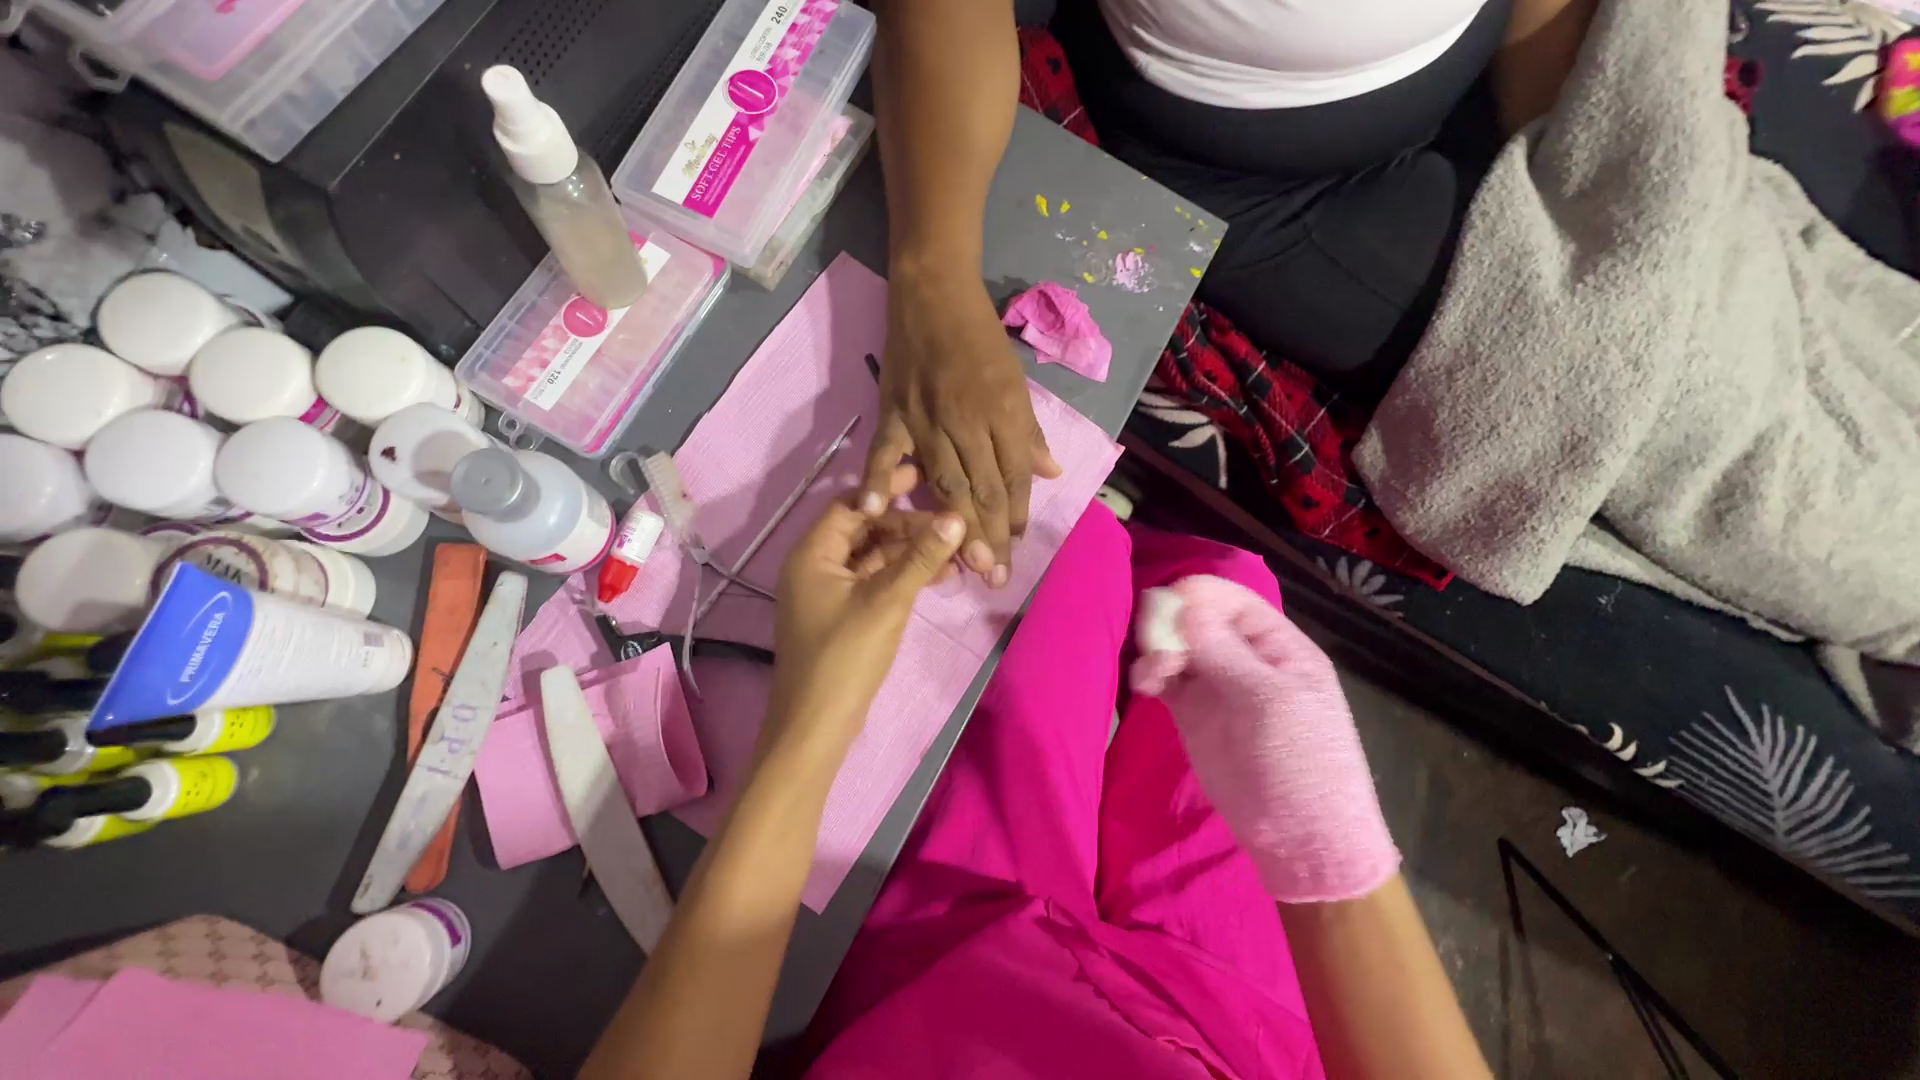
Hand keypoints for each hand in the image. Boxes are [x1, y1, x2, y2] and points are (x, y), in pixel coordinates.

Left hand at [767, 470, 966, 750]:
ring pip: (873, 557)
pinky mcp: (842, 614)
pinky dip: (901, 575)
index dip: (887, 488)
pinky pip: (873, 581)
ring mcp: (828, 592)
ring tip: (954, 547)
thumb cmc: (845, 656)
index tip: (924, 475)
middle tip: (951, 519)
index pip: (853, 504)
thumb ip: (921, 557)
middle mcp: (815, 565)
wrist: (816, 723)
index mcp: (813, 553)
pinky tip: (937, 575)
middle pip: (865, 529)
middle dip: (907, 525)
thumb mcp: (887, 601)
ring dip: (909, 551)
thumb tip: (955, 516)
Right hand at [862, 265, 1061, 588]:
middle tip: (993, 578)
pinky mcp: (892, 412)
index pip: (1014, 475)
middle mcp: (968, 422)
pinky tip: (872, 513)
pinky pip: (883, 453)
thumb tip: (1049, 472)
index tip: (1016, 548)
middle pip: (983, 489)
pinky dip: (875, 481)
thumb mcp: (1016, 379)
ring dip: (955, 528)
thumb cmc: (981, 337)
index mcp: (1002, 412)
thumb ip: (1028, 430)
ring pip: (944, 483)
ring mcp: (926, 419)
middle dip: (991, 537)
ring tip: (963, 567)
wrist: (934, 293)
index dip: (1017, 515)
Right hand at [1131, 575, 1400, 903]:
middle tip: (1154, 642)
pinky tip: (1144, 685)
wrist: (1301, 838)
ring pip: (1178, 648)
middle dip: (1172, 623)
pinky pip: (1166, 680)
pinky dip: (1151, 675)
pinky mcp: (1193, 714)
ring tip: (1152, 674)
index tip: (1167, 601)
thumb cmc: (1302, 763)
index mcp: (1279, 647)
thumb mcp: (1271, 702)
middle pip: (1199, 620)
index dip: (1200, 595)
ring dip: (1158, 650)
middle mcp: (1245, 658)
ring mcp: (1217, 686)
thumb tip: (1185, 606)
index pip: (1234, 601)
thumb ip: (1226, 653)